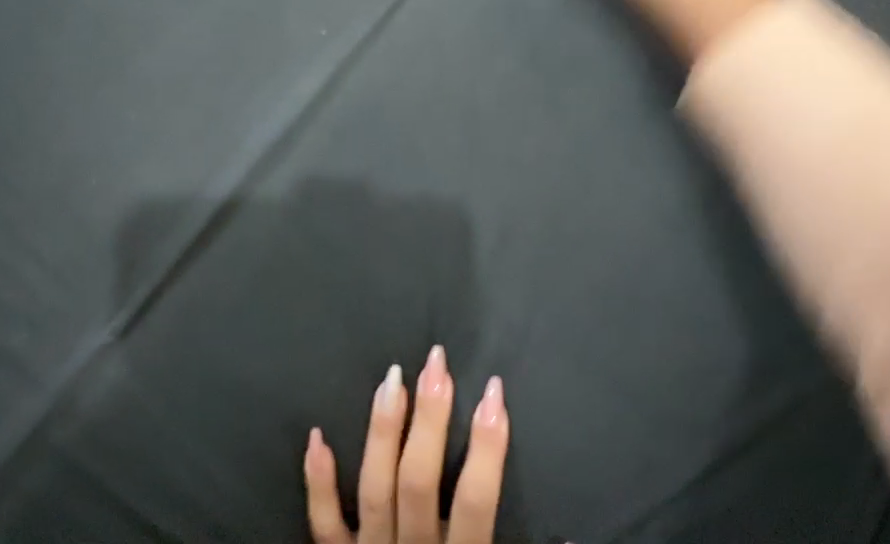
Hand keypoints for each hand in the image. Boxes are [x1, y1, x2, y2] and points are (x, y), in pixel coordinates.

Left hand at [302, 346, 508, 543]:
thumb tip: (571, 538)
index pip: (477, 502)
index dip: (488, 447)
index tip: (494, 390)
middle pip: (419, 482)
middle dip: (430, 420)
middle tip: (436, 364)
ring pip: (374, 489)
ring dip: (382, 431)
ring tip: (393, 378)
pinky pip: (323, 526)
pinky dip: (317, 483)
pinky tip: (317, 435)